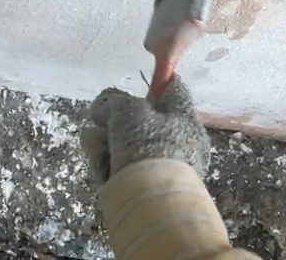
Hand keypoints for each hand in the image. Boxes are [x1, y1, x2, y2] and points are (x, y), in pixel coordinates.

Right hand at [80, 75, 211, 185]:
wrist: (145, 203)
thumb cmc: (147, 146)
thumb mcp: (128, 108)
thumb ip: (114, 100)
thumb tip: (105, 112)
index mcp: (184, 121)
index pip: (174, 89)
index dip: (155, 81)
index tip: (136, 81)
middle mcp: (172, 142)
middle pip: (137, 114)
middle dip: (113, 114)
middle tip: (101, 115)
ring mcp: (151, 164)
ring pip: (117, 135)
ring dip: (102, 136)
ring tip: (102, 144)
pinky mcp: (132, 182)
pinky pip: (111, 158)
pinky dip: (101, 157)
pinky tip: (102, 162)